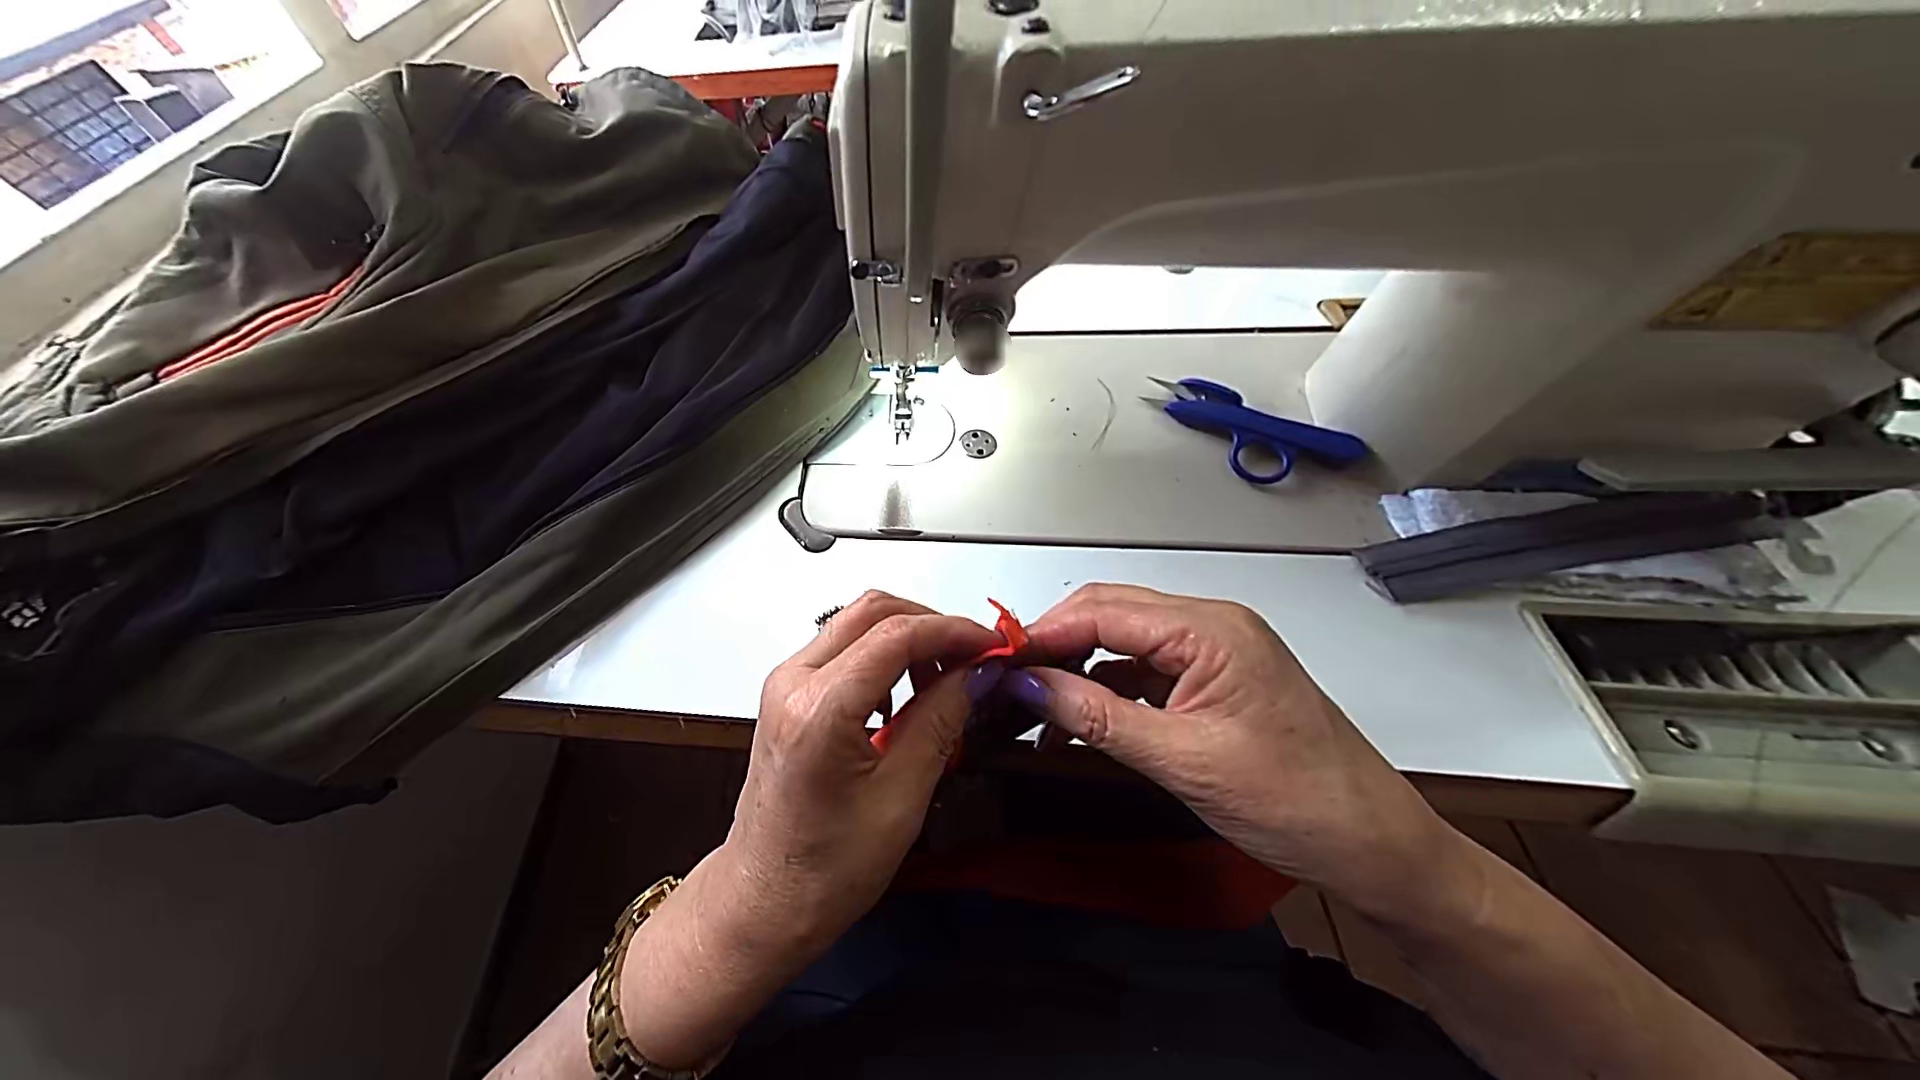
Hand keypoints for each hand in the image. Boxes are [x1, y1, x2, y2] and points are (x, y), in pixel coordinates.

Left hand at [722, 590, 1003, 948]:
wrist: (765, 901)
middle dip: (934, 625)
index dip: (955, 632)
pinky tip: (911, 693)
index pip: (898, 635)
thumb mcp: (902, 797)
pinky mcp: (792, 693)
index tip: (991, 646)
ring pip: (861, 623)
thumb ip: (942, 719)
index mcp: (817, 711)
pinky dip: (888, 655)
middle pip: (875, 611)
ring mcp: (788, 684)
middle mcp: (793, 684)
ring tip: (946, 681)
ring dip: (912, 639)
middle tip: (975, 657)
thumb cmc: (819, 870)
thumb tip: (976, 672)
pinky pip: (848, 647)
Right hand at [1003, 584, 1460, 920]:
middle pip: (1110, 613)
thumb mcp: (1183, 760)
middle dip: (1057, 642)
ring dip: (1079, 665)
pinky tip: (1081, 715)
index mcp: (1213, 630)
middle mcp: (1213, 626)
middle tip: (1014, 678)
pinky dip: (1106, 687)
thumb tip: (1034, 685)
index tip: (1004, 660)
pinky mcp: (1210, 678)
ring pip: (1123, 640)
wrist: (1372, 846)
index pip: (1104, 609)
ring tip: (1040, 701)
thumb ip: (1097, 716)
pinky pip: (1142, 667)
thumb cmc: (1303, 802)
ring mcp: (1212, 651)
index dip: (1046, 631)